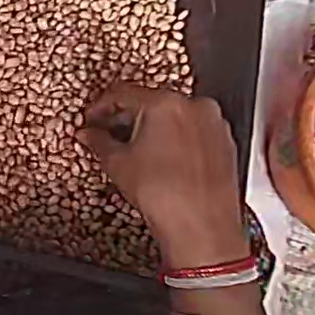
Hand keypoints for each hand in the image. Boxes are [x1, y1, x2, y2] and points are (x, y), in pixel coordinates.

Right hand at [78, 84, 247, 268]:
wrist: (200, 222)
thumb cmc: (163, 193)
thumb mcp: (117, 163)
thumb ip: (99, 141)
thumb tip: (89, 134)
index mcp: (164, 103)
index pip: (122, 92)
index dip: (100, 106)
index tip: (92, 117)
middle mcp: (194, 106)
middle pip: (150, 101)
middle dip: (126, 117)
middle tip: (107, 134)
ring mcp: (213, 122)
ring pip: (173, 116)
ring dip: (151, 128)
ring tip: (133, 151)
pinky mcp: (224, 141)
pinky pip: (192, 130)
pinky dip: (173, 138)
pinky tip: (160, 160)